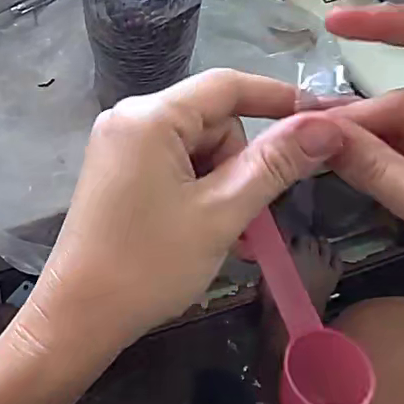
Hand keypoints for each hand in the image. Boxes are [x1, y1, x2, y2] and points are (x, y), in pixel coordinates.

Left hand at [20, 69, 345, 358]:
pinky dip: (197, 190)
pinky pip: (174, 163)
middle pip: (212, 121)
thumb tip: (325, 126)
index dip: (278, 97)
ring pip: (197, 146)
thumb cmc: (148, 266)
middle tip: (241, 216)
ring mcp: (119, 143)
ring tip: (218, 231)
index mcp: (150, 116)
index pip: (227, 85)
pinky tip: (198, 227)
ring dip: (220, 184)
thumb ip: (275, 164)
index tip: (323, 117)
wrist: (77, 318)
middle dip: (237, 164)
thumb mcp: (221, 213)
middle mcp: (129, 117)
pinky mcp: (117, 168)